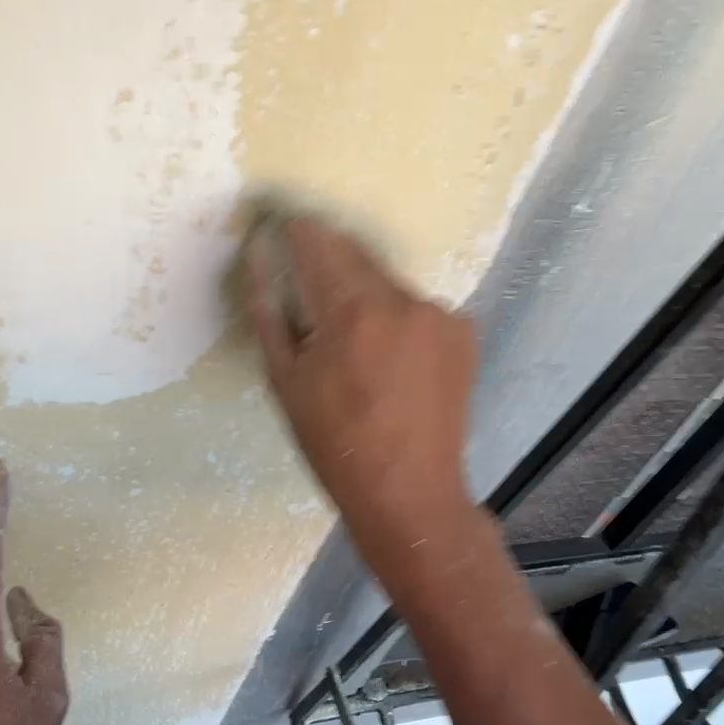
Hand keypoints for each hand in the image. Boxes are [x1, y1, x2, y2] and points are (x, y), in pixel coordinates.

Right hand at [247, 217, 480, 565]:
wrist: (409, 491)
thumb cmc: (334, 443)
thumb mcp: (285, 381)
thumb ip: (269, 311)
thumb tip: (260, 255)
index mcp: (352, 310)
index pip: (316, 239)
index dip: (294, 233)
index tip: (281, 235)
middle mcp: (402, 298)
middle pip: (354, 253)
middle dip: (328, 264)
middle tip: (313, 302)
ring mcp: (440, 313)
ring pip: (387, 281)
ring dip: (365, 294)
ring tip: (357, 344)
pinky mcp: (464, 330)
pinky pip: (417, 307)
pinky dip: (398, 320)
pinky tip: (394, 360)